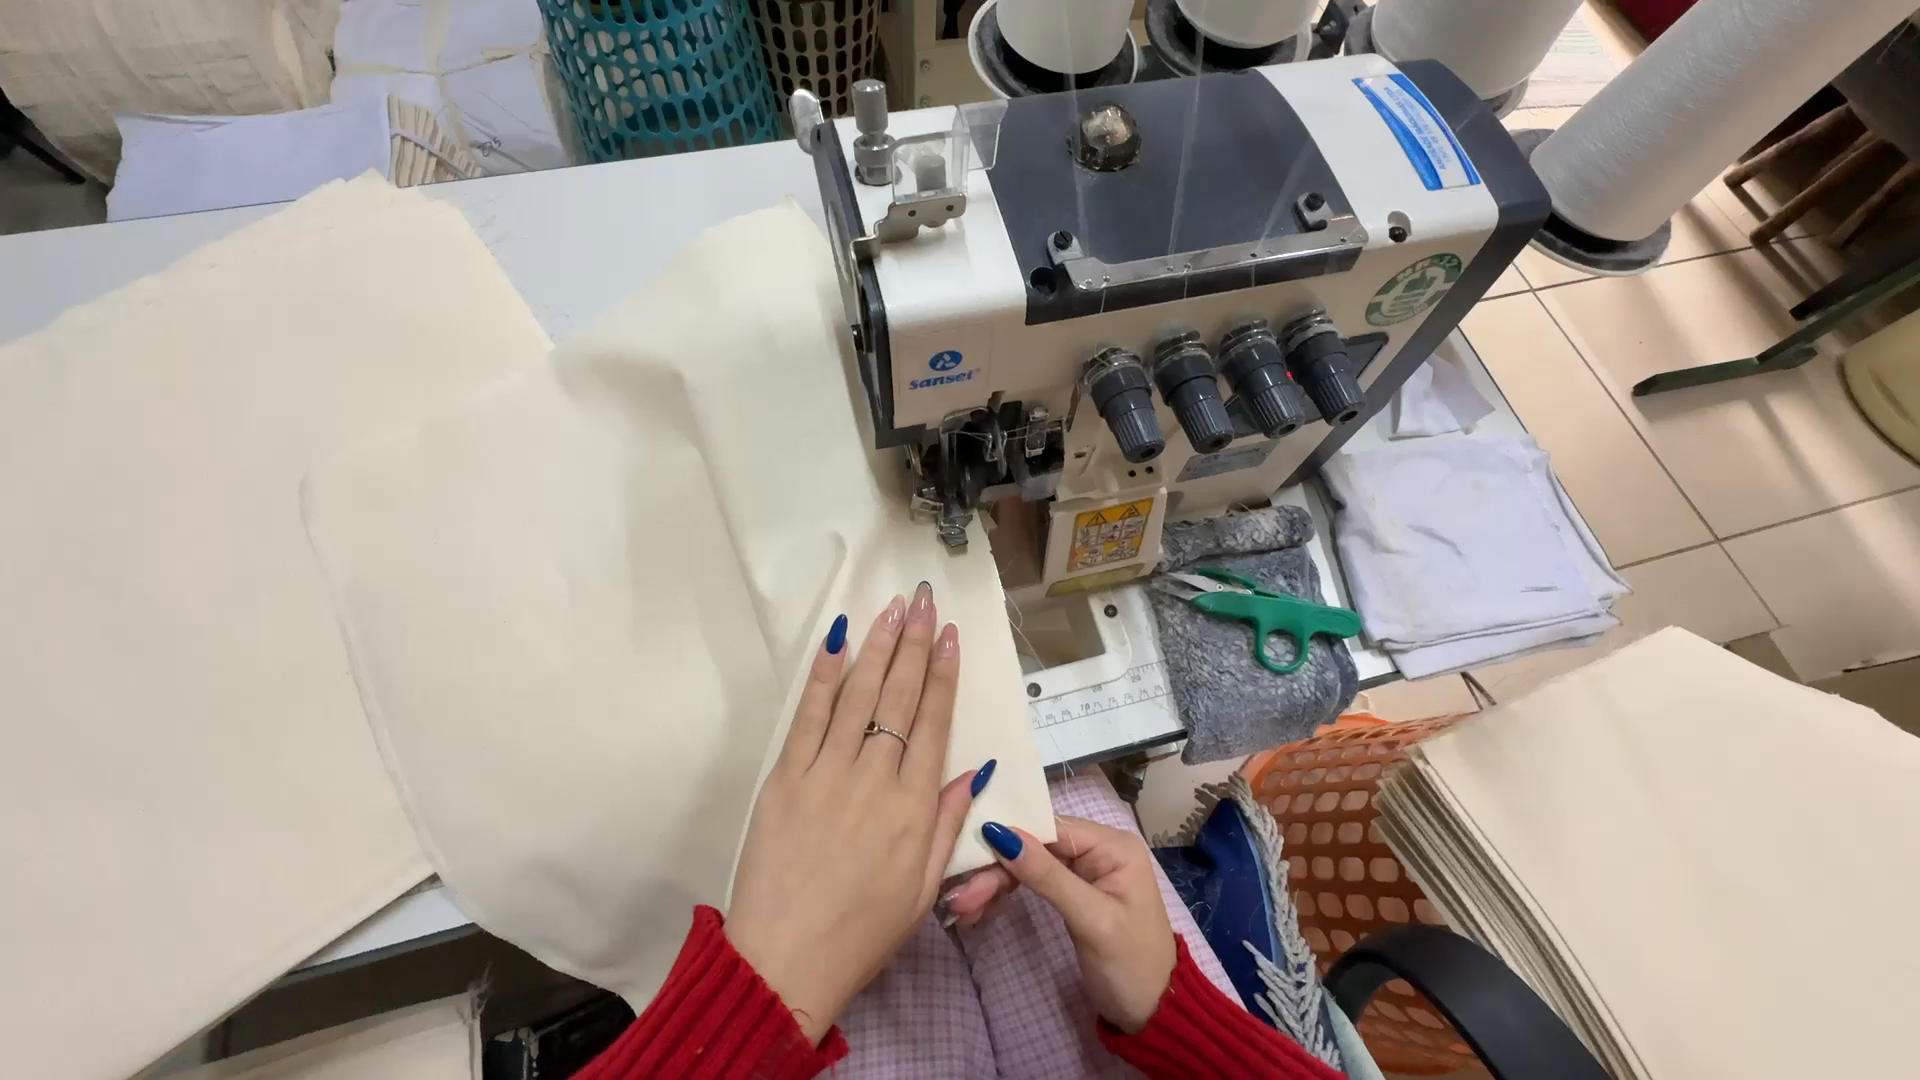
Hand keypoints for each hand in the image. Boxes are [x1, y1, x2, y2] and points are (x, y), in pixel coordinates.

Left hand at [725, 584, 988, 1043]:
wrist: (784, 962)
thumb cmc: (862, 931)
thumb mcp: (922, 887)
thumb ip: (949, 823)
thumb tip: (975, 769)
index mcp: (914, 808)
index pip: (934, 723)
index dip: (943, 674)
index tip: (949, 635)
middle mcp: (875, 780)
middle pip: (899, 698)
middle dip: (914, 644)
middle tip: (923, 601)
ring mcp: (826, 775)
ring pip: (858, 697)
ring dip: (876, 648)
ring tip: (891, 610)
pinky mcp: (785, 778)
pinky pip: (808, 717)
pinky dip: (824, 677)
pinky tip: (837, 642)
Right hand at [976, 816, 1176, 1032]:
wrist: (1157, 1014)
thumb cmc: (1131, 965)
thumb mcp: (1091, 920)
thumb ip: (1047, 876)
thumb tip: (1001, 833)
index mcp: (1112, 844)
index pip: (1050, 827)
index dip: (1009, 837)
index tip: (968, 854)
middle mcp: (1098, 848)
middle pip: (1036, 845)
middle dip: (997, 868)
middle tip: (961, 897)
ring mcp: (1085, 869)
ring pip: (1029, 862)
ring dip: (995, 882)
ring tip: (963, 907)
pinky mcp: (1073, 890)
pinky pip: (1034, 880)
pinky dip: (1008, 892)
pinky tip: (982, 906)